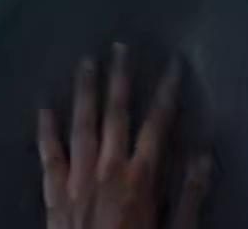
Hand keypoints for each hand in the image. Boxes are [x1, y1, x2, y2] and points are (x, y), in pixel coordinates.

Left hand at [38, 44, 211, 228]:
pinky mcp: (54, 201)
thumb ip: (189, 199)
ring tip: (86, 62)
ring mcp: (77, 184)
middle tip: (121, 45)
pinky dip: (46, 135)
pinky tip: (44, 110)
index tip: (174, 61)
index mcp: (139, 179)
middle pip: (116, 114)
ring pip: (82, 127)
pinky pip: (49, 161)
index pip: (158, 123)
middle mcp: (107, 172)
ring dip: (85, 92)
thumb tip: (203, 153)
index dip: (168, 90)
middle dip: (120, 78)